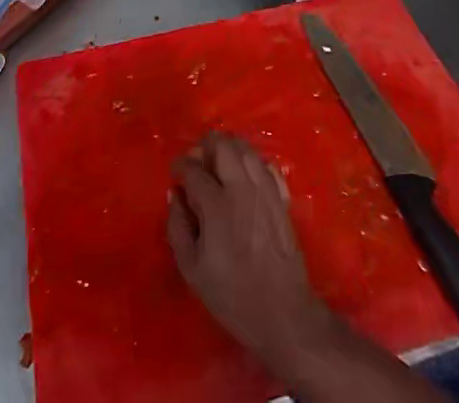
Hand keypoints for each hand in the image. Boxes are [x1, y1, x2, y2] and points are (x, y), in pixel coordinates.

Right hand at [166, 132, 331, 356]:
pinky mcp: (283, 200)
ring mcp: (266, 192)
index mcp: (216, 206)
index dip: (181, 166)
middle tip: (197, 163)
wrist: (284, 314)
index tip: (176, 174)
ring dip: (229, 149)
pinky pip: (266, 166)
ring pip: (247, 149)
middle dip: (205, 146)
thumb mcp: (191, 268)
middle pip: (223, 145)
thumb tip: (175, 194)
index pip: (193, 168)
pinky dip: (252, 163)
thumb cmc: (232, 295)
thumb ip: (177, 225)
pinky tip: (243, 177)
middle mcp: (243, 189)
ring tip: (217, 164)